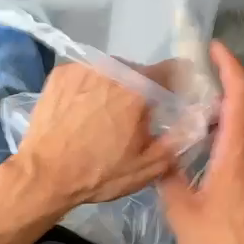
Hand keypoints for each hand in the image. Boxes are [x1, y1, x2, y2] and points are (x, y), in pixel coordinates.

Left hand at [11, 62, 178, 213]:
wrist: (43, 175)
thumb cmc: (99, 173)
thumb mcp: (149, 165)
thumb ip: (180, 137)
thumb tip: (200, 117)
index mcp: (139, 87)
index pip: (173, 71)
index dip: (177, 87)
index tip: (172, 104)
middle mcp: (112, 68)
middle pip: (139, 73)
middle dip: (140, 93)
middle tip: (130, 121)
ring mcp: (82, 68)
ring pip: (110, 73)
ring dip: (112, 89)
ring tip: (102, 119)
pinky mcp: (59, 74)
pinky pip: (85, 76)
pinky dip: (88, 89)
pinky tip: (80, 113)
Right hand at [158, 42, 243, 243]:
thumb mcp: (182, 213)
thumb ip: (169, 179)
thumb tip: (160, 157)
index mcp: (240, 153)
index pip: (241, 94)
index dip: (229, 65)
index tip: (212, 48)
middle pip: (243, 112)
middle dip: (216, 96)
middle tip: (183, 94)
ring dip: (221, 126)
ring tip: (188, 130)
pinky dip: (229, 147)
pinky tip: (206, 165)